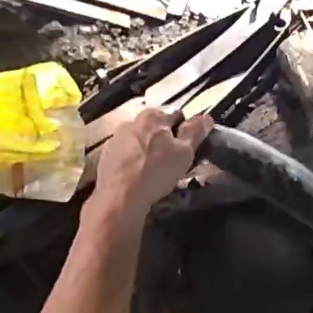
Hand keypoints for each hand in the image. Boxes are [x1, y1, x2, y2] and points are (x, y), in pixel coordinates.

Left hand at [91, 106, 211, 220]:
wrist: (119, 197)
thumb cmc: (157, 171)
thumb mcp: (185, 151)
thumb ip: (196, 131)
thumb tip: (206, 117)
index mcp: (153, 115)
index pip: (178, 115)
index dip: (187, 131)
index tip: (189, 148)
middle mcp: (132, 120)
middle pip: (158, 127)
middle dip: (167, 140)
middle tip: (174, 161)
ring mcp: (116, 137)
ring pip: (142, 140)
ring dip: (151, 149)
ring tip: (156, 171)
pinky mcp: (107, 154)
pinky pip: (128, 153)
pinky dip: (136, 160)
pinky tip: (140, 176)